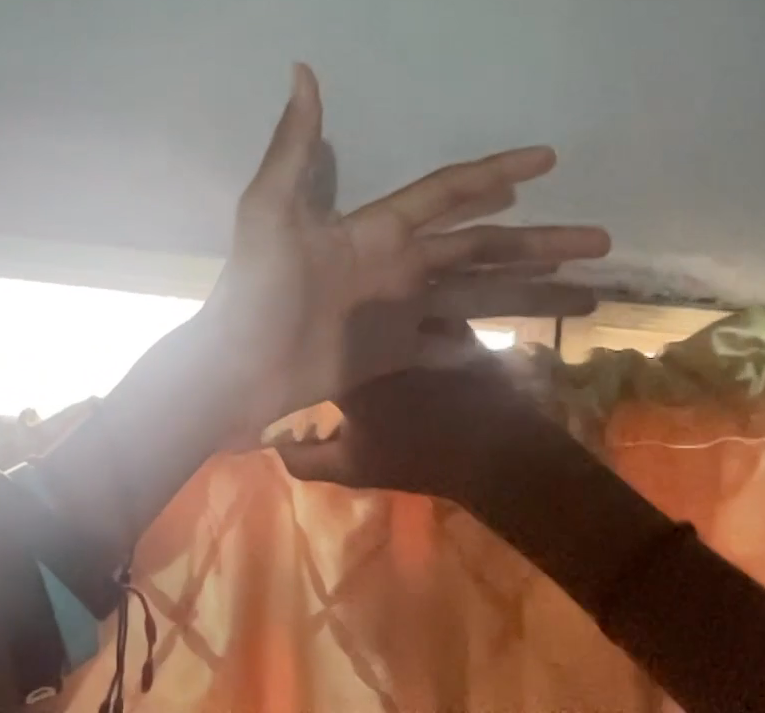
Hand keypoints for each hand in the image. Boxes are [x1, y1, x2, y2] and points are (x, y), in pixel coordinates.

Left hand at [204, 64, 607, 439]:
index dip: (498, 172)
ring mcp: (405, 311)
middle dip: (543, 242)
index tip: (547, 158)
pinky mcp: (397, 355)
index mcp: (383, 228)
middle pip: (487, 248)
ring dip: (534, 295)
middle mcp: (404, 265)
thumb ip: (294, 144)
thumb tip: (302, 69)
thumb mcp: (270, 208)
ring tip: (590, 297)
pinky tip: (523, 350)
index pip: (451, 191)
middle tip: (601, 240)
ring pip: (484, 298)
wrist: (237, 364)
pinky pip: (450, 349)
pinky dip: (482, 350)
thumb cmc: (256, 284)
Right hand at [270, 312, 551, 503]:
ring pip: (382, 297)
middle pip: (341, 307)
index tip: (289, 339)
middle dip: (331, 309)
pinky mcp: (443, 309)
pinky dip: (407, 302)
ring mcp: (413, 313)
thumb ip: (303, 458)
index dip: (294, 335)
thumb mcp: (351, 467)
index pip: (303, 336)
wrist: (493, 450)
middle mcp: (376, 326)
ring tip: (362, 306)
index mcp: (344, 361)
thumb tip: (271, 444)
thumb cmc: (416, 458)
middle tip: (322, 315)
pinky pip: (417, 297)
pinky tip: (403, 309)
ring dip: (372, 301)